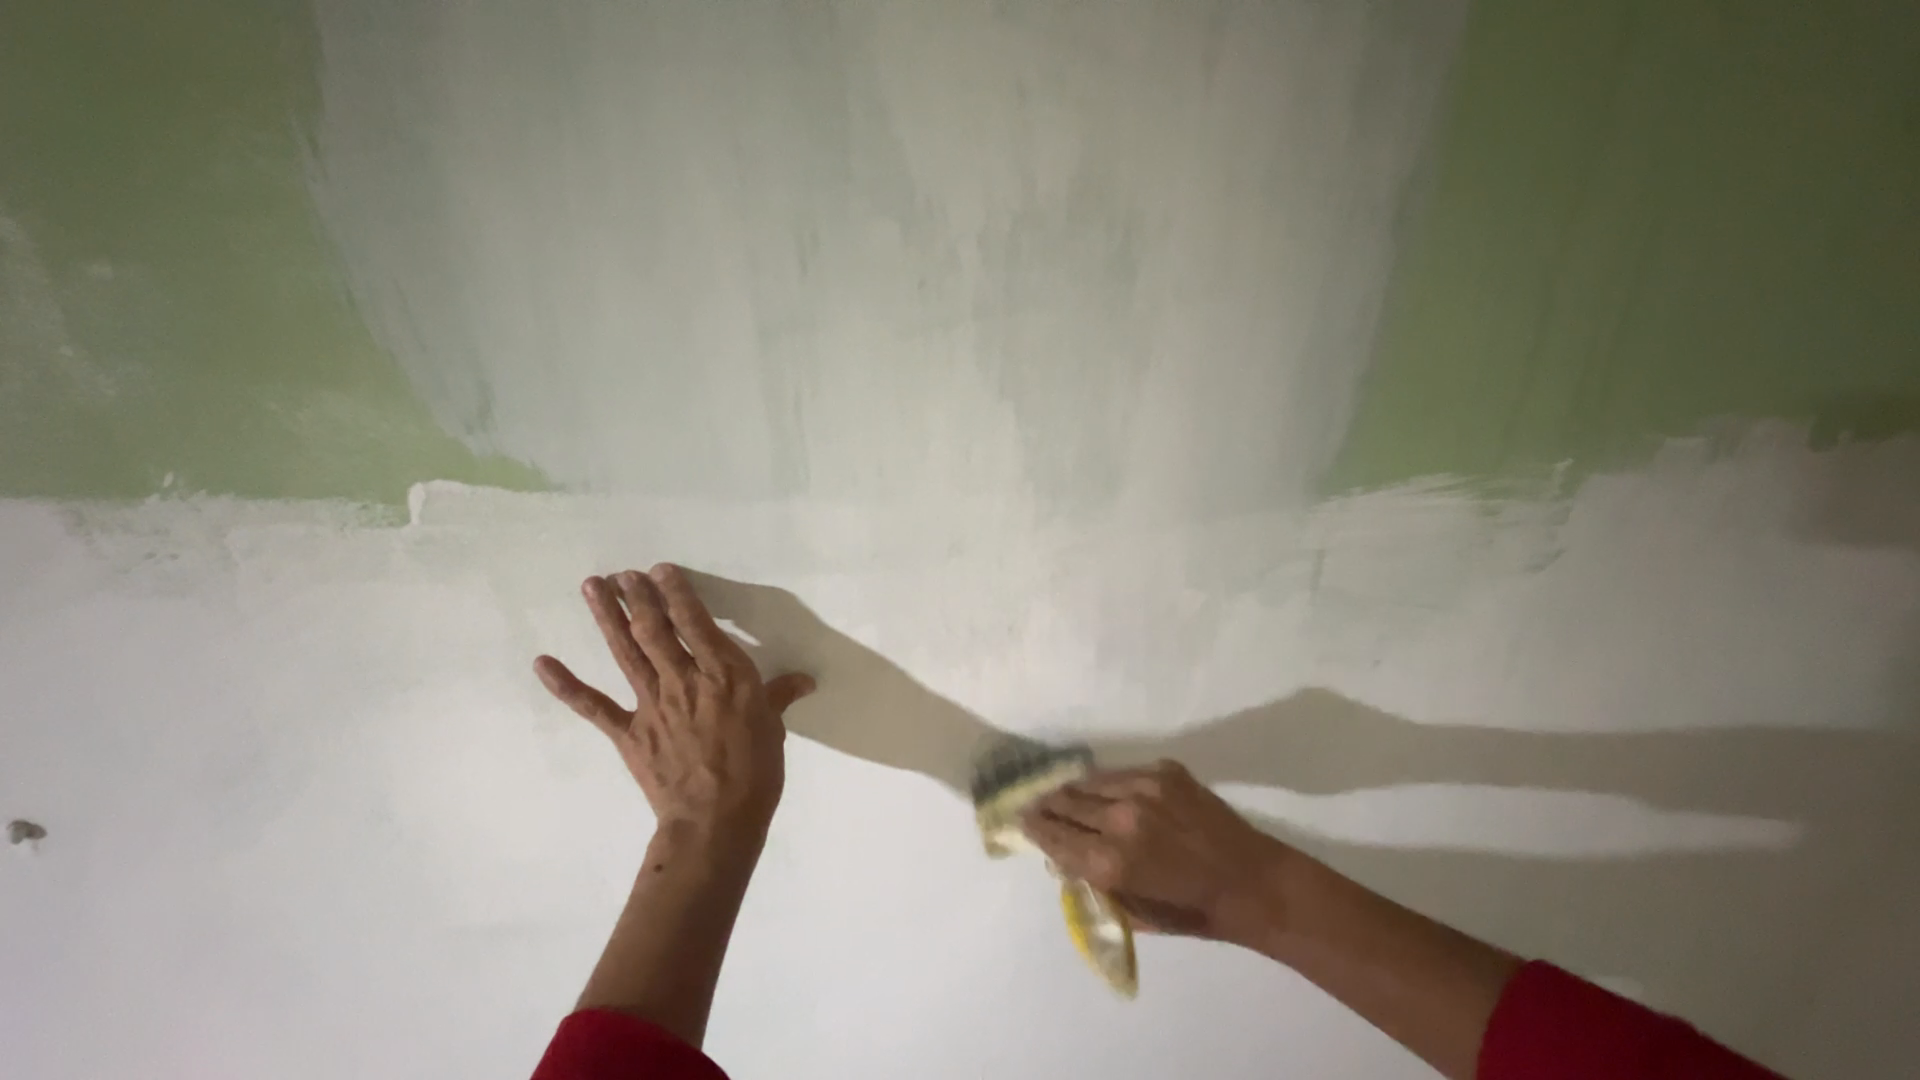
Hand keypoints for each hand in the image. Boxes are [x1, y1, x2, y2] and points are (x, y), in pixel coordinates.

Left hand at [534, 563, 814, 844]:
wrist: (716, 821)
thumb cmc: (755, 771)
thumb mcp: (773, 727)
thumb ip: (779, 696)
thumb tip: (804, 680)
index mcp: (724, 675)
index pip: (696, 623)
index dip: (677, 593)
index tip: (660, 570)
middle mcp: (685, 681)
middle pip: (655, 630)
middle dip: (637, 597)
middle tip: (622, 573)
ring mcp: (652, 706)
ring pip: (626, 654)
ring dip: (607, 619)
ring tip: (592, 587)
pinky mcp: (628, 733)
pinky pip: (593, 706)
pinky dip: (566, 685)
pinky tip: (543, 663)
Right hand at [1021, 760, 1293, 948]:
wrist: (1254, 882)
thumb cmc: (1194, 911)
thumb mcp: (1136, 913)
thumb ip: (1095, 885)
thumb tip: (1063, 860)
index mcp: (1109, 861)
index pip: (1053, 836)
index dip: (1034, 827)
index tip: (1021, 820)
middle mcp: (1119, 818)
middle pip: (1064, 801)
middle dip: (1046, 805)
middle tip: (1034, 805)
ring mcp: (1142, 788)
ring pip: (1089, 781)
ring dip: (1072, 790)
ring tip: (1063, 794)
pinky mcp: (1163, 771)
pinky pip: (1119, 773)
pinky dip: (1106, 783)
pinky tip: (1106, 791)